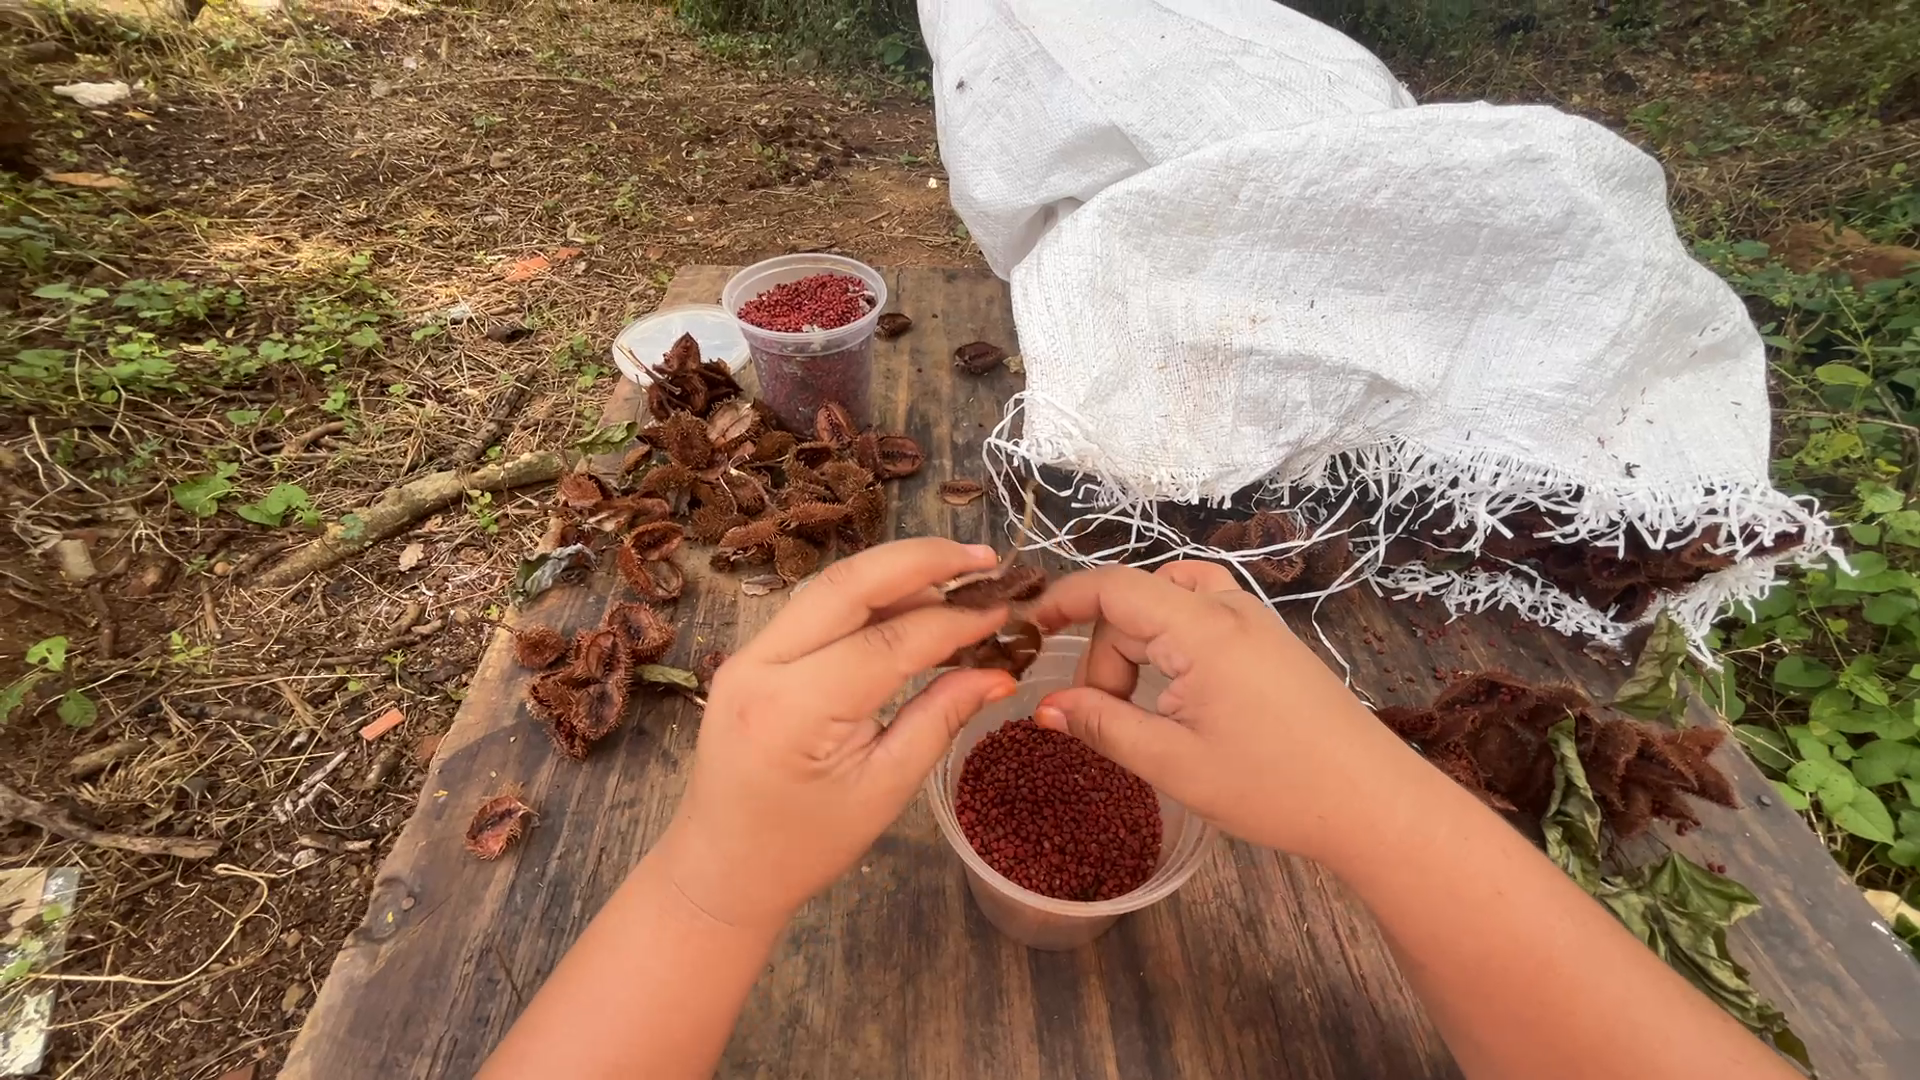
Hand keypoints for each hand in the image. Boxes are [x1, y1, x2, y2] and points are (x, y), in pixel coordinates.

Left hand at [655, 538, 1019, 930]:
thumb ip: (940, 718)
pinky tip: (911, 597)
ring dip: (896, 571)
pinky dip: (870, 595)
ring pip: (831, 586)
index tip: (1003, 610)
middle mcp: (761, 664)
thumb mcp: (884, 790)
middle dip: (920, 559)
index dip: (952, 622)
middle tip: (983, 557)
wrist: (722, 867)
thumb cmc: (806, 846)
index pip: (887, 642)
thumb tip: (999, 672)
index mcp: (793, 710)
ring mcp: (749, 652)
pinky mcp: (753, 652)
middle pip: (848, 583)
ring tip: (957, 573)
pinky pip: (818, 607)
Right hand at [1027, 561, 1421, 862]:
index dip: (1063, 598)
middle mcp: (1228, 608)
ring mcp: (1254, 618)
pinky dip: (1170, 633)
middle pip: (1137, 603)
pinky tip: (1174, 678)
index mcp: (1202, 629)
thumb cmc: (1274, 787)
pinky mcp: (1269, 638)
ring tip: (1135, 692)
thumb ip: (1102, 726)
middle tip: (1105, 714)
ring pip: (1168, 598)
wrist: (1376, 805)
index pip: (1113, 587)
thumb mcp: (1173, 763)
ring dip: (1137, 638)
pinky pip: (1202, 610)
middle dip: (1106, 653)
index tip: (1029, 627)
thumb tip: (1044, 708)